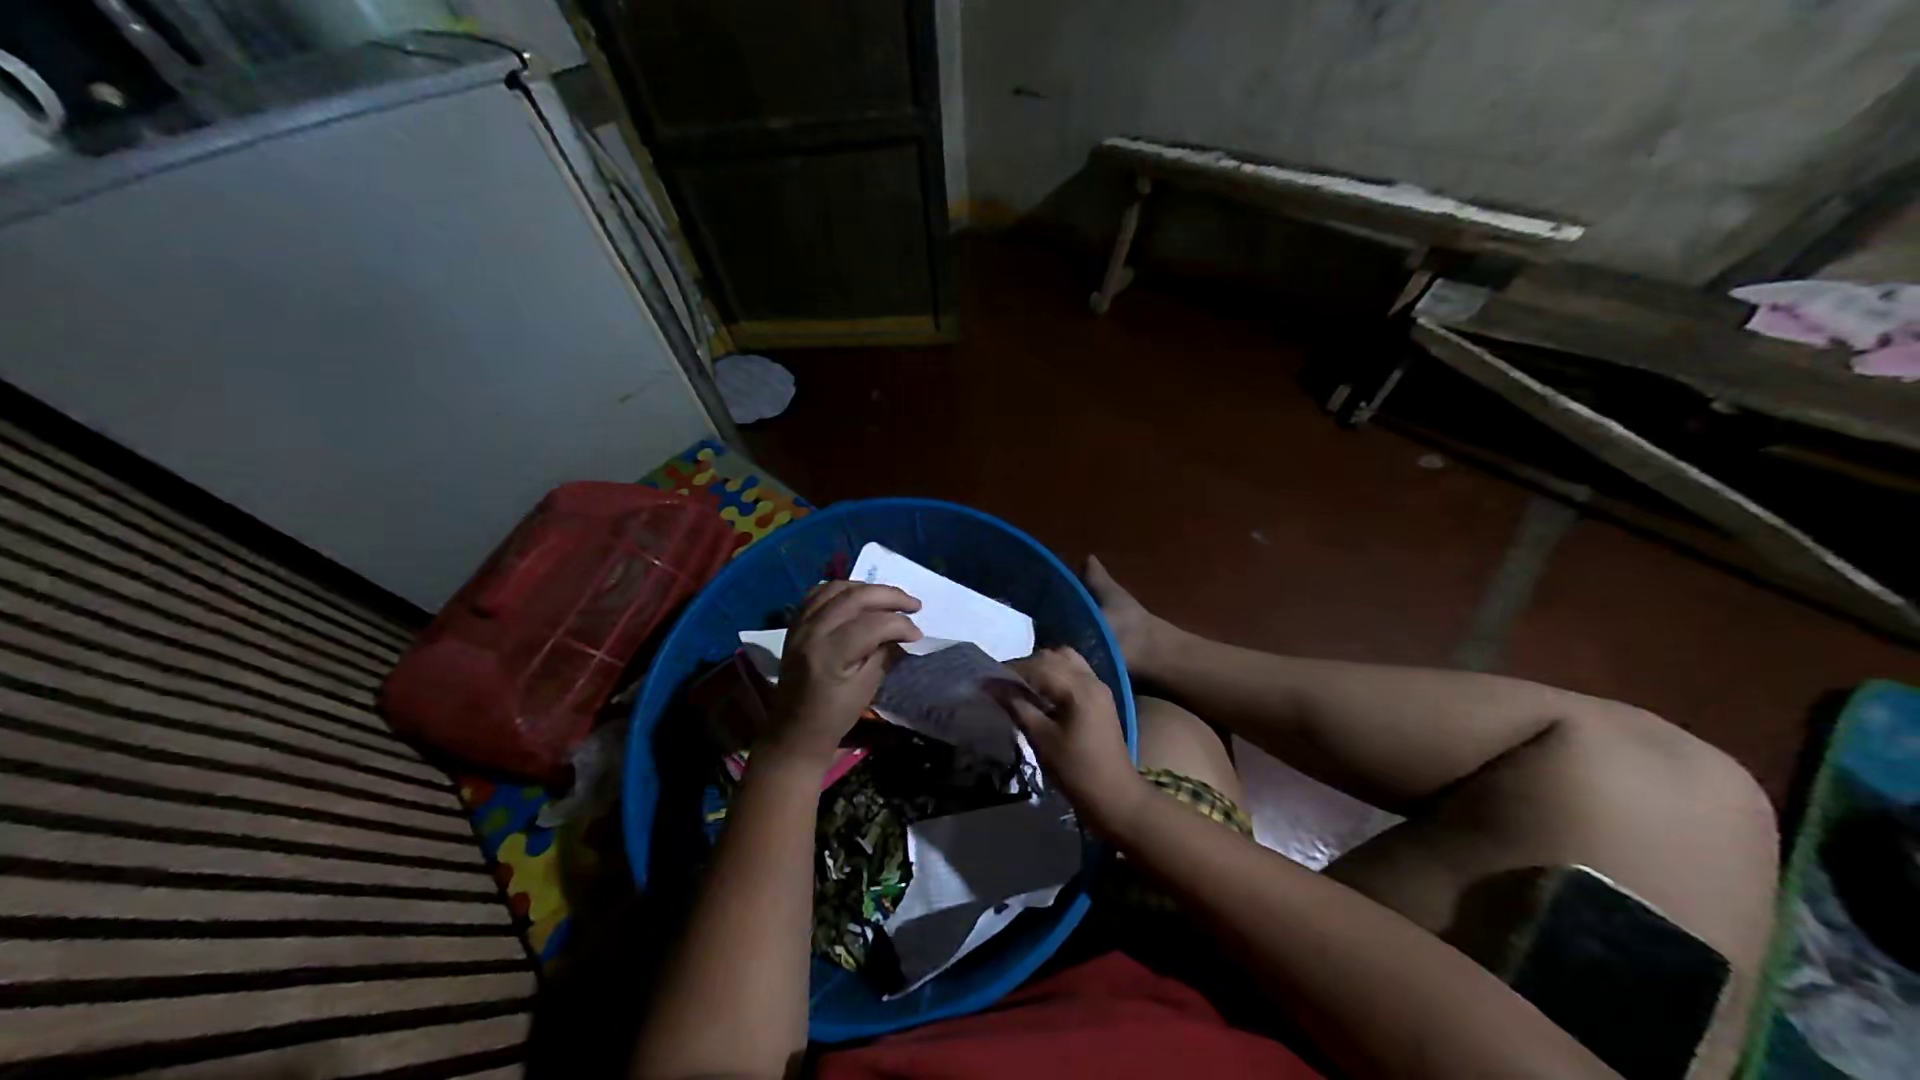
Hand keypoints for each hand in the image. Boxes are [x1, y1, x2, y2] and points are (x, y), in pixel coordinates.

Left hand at [765, 581, 921, 765]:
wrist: (795, 730)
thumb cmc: (834, 716)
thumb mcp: (867, 688)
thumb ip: (884, 654)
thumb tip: (902, 631)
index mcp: (829, 654)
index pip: (872, 624)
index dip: (900, 624)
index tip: (917, 634)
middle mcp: (812, 631)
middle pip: (855, 597)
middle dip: (890, 596)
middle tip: (914, 605)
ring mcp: (800, 624)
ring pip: (837, 588)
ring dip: (868, 589)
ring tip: (890, 599)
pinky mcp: (795, 624)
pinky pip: (820, 593)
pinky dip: (843, 590)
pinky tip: (860, 598)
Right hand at [1000, 648, 1148, 833]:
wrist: (1115, 796)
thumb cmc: (1076, 770)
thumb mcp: (1041, 739)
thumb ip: (1016, 705)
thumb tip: (990, 685)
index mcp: (1078, 688)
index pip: (1038, 665)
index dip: (1010, 670)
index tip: (987, 680)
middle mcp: (1091, 680)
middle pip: (1053, 657)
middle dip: (1025, 666)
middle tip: (1003, 684)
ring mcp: (1099, 687)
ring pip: (1066, 660)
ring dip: (1042, 667)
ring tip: (1022, 687)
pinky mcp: (1100, 698)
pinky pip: (1075, 673)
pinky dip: (1056, 675)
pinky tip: (1042, 694)